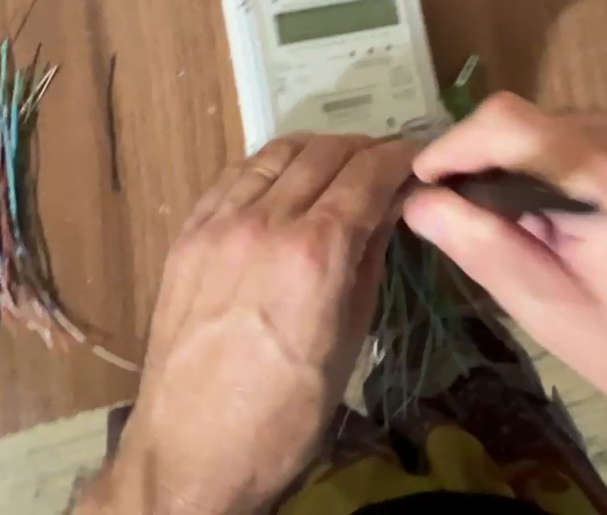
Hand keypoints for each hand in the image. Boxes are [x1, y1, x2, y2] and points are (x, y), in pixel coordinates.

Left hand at [87, 134, 412, 514]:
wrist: (189, 457)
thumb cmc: (287, 414)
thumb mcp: (349, 338)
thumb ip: (370, 256)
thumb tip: (391, 206)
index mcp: (315, 253)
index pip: (369, 173)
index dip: (401, 156)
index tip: (419, 157)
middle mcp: (266, 222)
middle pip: (327, 152)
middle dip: (367, 148)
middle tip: (387, 163)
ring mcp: (220, 223)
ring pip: (280, 151)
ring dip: (320, 148)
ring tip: (340, 164)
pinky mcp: (188, 234)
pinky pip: (236, 173)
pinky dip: (273, 164)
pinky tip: (287, 179)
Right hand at [401, 95, 606, 468]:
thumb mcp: (565, 320)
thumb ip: (490, 252)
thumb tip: (421, 204)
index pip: (510, 121)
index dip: (454, 145)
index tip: (424, 189)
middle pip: (535, 122)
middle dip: (488, 164)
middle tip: (471, 228)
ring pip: (563, 130)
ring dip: (525, 169)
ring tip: (523, 238)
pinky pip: (598, 145)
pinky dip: (563, 173)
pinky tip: (571, 230)